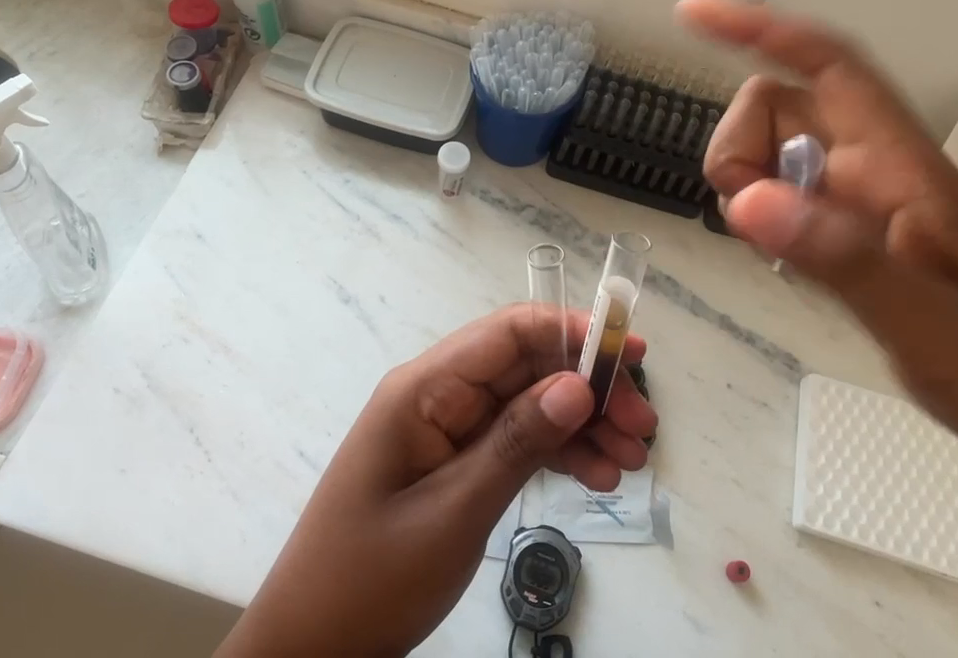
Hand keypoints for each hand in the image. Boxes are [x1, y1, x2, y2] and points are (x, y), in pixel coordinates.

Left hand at [216, 304, 655, 657]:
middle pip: (527, 368)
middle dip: (590, 389)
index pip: (508, 332)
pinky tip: (596, 477)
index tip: (631, 354)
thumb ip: (517, 442)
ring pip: (529, 405)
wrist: (314, 640)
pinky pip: (516, 442)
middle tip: (644, 428)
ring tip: (631, 462)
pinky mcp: (455, 462)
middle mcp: (438, 396)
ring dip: (583, 426)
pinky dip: (558, 454)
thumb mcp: (454, 511)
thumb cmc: (372, 575)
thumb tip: (579, 384)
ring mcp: (447, 430)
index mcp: (425, 389)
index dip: (573, 330)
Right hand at [678, 0, 957, 485]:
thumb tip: (745, 199)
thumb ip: (839, 259)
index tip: (694, 15)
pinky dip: (765, 214)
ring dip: (748, 186)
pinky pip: (785, 195)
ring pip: (774, 150)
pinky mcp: (853, 233)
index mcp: (905, 166)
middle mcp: (879, 167)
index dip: (763, 31)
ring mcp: (863, 200)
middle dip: (740, 149)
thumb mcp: (929, 328)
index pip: (830, 67)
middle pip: (779, 105)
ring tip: (781, 258)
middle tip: (754, 224)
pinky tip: (789, 264)